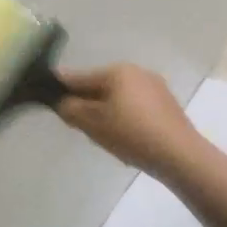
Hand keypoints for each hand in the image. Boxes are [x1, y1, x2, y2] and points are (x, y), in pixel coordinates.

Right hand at [54, 64, 205, 176]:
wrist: (179, 155)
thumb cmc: (130, 134)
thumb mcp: (91, 122)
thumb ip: (70, 108)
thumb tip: (61, 101)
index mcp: (117, 71)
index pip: (78, 77)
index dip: (60, 88)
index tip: (47, 98)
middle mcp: (137, 72)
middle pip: (99, 86)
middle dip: (86, 103)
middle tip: (78, 126)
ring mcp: (155, 87)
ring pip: (118, 97)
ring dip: (105, 112)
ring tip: (103, 136)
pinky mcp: (167, 105)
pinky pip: (135, 107)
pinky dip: (124, 118)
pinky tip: (126, 139)